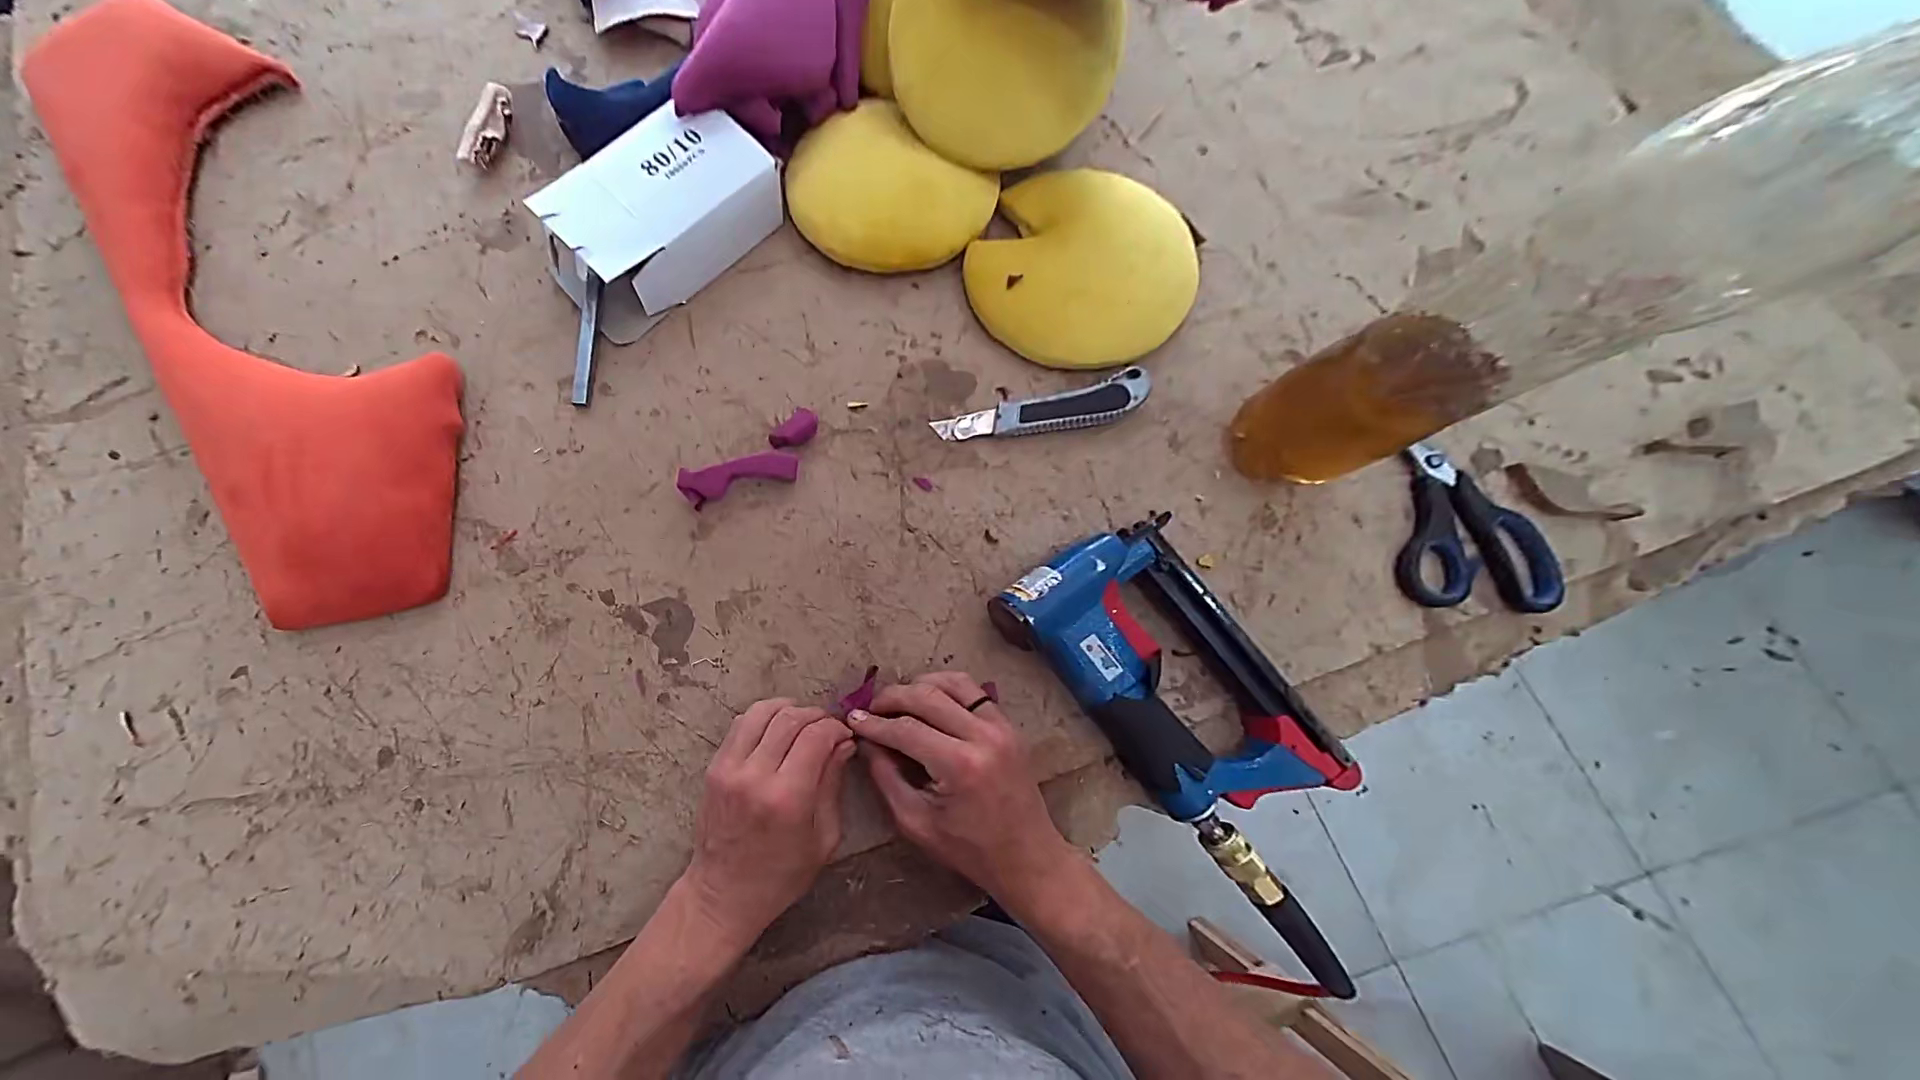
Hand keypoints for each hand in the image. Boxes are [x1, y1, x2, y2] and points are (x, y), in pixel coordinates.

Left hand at [683, 699, 856, 943]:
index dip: (836, 728)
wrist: (722, 895)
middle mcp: (755, 777)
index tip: (845, 737)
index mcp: (788, 798)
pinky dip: (764, 718)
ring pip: (763, 711)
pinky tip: (777, 733)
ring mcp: (729, 769)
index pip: (817, 735)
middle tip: (828, 729)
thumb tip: (844, 743)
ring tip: (802, 725)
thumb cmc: (781, 875)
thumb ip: (833, 783)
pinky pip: (741, 724)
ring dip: (789, 710)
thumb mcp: (824, 837)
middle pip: (791, 717)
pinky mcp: (715, 768)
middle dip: (817, 716)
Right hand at [850, 672, 1079, 904]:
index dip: (874, 723)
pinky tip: (929, 701)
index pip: (906, 729)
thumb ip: (887, 779)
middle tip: (870, 707)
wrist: (1027, 856)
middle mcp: (983, 736)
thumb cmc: (969, 850)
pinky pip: (974, 692)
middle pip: (927, 696)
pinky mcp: (1009, 725)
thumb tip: (868, 743)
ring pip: (953, 683)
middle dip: (892, 697)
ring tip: (897, 701)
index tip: (853, 720)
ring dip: (920, 685)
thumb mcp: (916, 823)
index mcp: (960, 765)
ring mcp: (1001, 726)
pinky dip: (947, 689)